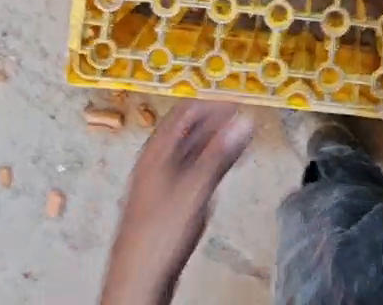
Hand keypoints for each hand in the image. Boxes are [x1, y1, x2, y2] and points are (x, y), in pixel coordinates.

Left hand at [100, 101, 255, 304]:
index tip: (238, 103)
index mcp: (157, 150)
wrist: (138, 279)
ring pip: (187, 150)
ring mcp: (158, 181)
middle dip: (215, 121)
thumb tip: (244, 121)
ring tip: (238, 141)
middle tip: (241, 120)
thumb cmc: (162, 231)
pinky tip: (220, 170)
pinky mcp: (164, 201)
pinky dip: (207, 162)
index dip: (212, 103)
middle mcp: (155, 160)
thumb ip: (221, 153)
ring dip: (212, 142)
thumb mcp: (196, 187)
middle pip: (186, 129)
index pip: (185, 110)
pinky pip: (188, 169)